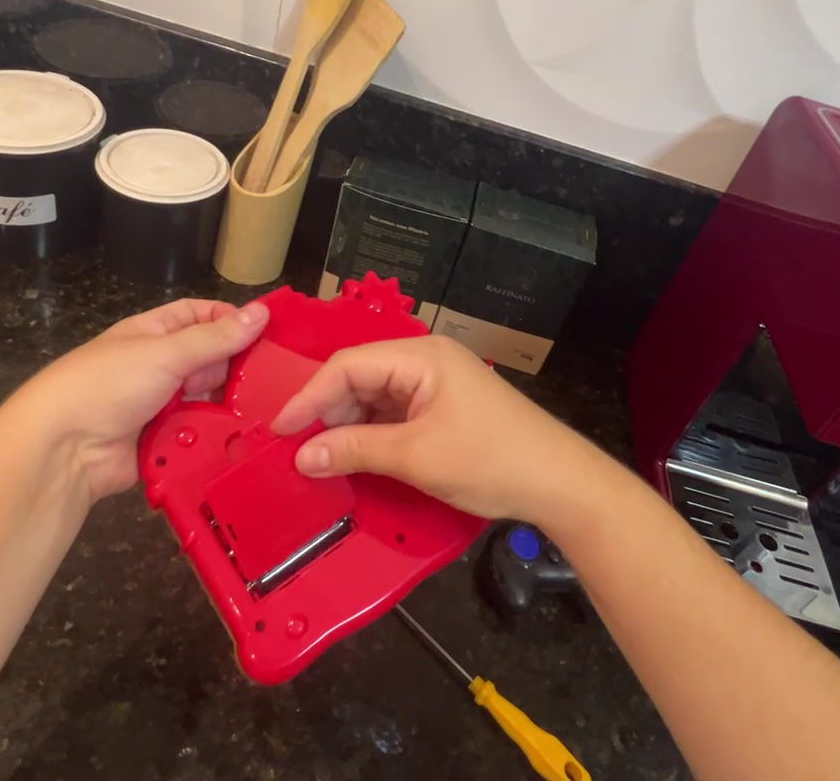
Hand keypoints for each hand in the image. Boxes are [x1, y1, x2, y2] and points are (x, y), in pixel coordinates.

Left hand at [0, 298, 269, 499]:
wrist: (63, 451)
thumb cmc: (109, 385)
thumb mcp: (164, 353)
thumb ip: (215, 338)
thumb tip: (262, 312)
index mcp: (153, 333)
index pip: (200, 315)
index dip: (230, 319)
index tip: (265, 333)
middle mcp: (159, 366)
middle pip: (210, 359)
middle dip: (235, 368)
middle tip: (267, 378)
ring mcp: (161, 405)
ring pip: (209, 398)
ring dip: (229, 404)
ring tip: (266, 409)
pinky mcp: (166, 441)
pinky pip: (200, 433)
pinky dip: (217, 435)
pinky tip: (246, 436)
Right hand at [269, 335, 603, 521]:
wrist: (560, 481)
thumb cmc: (488, 460)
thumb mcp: (415, 457)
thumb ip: (355, 450)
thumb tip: (301, 456)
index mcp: (421, 356)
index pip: (349, 364)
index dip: (310, 396)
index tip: (279, 429)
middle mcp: (427, 360)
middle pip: (361, 376)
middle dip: (328, 410)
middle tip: (297, 448)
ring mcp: (438, 384)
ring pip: (377, 396)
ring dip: (348, 424)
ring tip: (320, 455)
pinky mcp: (445, 407)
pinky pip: (396, 412)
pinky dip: (372, 432)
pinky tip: (355, 454)